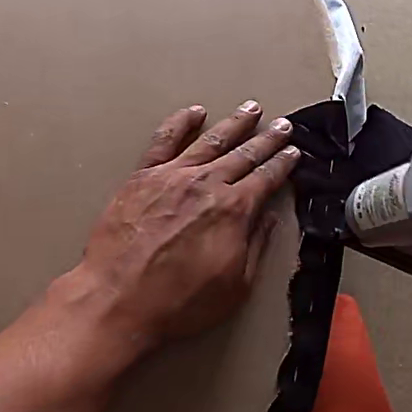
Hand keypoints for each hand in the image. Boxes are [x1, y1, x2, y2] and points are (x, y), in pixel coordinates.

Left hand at [70, 101, 299, 351]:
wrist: (118, 300)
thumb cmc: (175, 301)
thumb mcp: (235, 286)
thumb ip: (255, 246)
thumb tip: (266, 220)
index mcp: (233, 210)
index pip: (266, 178)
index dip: (283, 165)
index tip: (293, 154)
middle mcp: (205, 185)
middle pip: (244, 154)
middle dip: (267, 139)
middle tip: (282, 126)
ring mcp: (172, 177)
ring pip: (211, 140)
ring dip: (234, 123)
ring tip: (250, 109)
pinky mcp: (142, 178)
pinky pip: (164, 140)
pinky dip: (181, 123)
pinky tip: (194, 113)